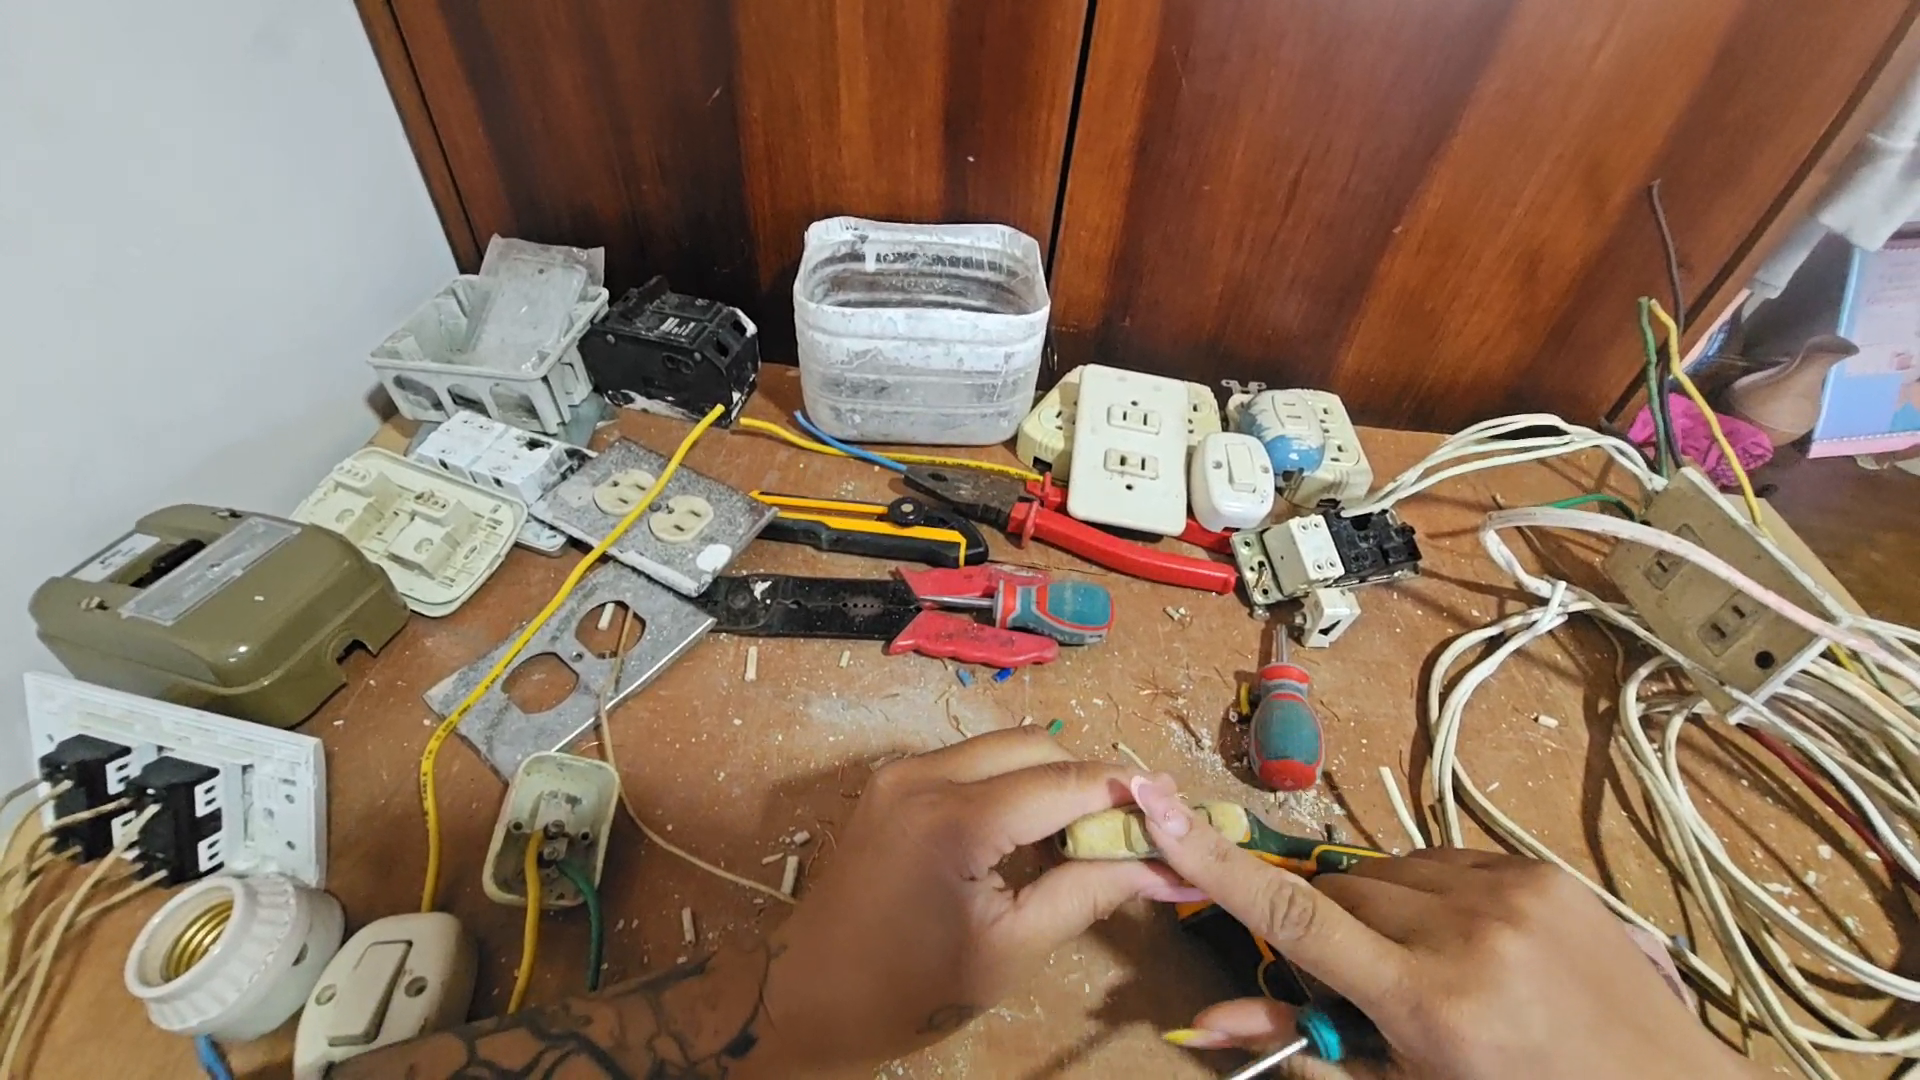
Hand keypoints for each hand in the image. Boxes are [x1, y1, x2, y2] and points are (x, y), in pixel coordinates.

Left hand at [755, 730, 1201, 1073]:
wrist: (807, 994)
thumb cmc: (908, 989)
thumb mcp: (1008, 950)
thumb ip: (1085, 894)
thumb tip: (1158, 868)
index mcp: (953, 819)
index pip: (1061, 784)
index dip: (1121, 792)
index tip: (1168, 807)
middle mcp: (925, 773)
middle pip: (1033, 746)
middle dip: (1085, 778)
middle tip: (1121, 826)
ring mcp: (903, 770)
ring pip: (1001, 746)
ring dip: (1047, 776)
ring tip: (1077, 831)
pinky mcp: (894, 779)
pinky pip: (971, 761)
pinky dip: (1010, 781)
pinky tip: (1025, 828)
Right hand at [1131, 773, 1756, 1078]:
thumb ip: (1301, 1045)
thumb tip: (1204, 1021)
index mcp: (1432, 1003)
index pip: (1293, 917)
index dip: (1213, 858)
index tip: (1155, 800)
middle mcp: (1467, 930)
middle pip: (1337, 891)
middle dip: (1334, 928)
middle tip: (1374, 980)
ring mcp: (1509, 889)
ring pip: (1383, 873)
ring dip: (1383, 909)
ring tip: (1437, 963)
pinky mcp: (1539, 870)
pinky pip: (1438, 861)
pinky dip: (1432, 895)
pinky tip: (1476, 942)